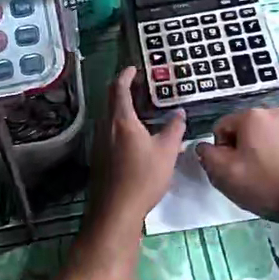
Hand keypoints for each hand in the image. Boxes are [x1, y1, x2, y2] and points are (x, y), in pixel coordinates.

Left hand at [85, 68, 186, 234]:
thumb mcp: (166, 152)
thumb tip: (179, 113)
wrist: (116, 211)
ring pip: (108, 117)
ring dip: (121, 108)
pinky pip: (108, 132)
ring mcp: (99, 143)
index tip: (133, 68)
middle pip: (110, 100)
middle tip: (138, 85)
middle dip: (122, 89)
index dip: (125, 75)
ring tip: (139, 108)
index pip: (119, 89)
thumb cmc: (143, 177)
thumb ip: (174, 129)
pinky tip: (134, 136)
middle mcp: (105, 127)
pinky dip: (120, 124)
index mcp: (121, 120)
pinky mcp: (99, 158)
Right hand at [197, 108, 278, 215]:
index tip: (232, 170)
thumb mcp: (226, 174)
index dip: (221, 151)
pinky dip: (276, 154)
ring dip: (258, 152)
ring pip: (261, 136)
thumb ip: (207, 156)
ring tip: (267, 176)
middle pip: (242, 131)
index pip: (220, 128)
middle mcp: (272, 111)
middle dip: (240, 151)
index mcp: (250, 115)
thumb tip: (204, 147)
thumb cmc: (267, 183)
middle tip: (248, 176)